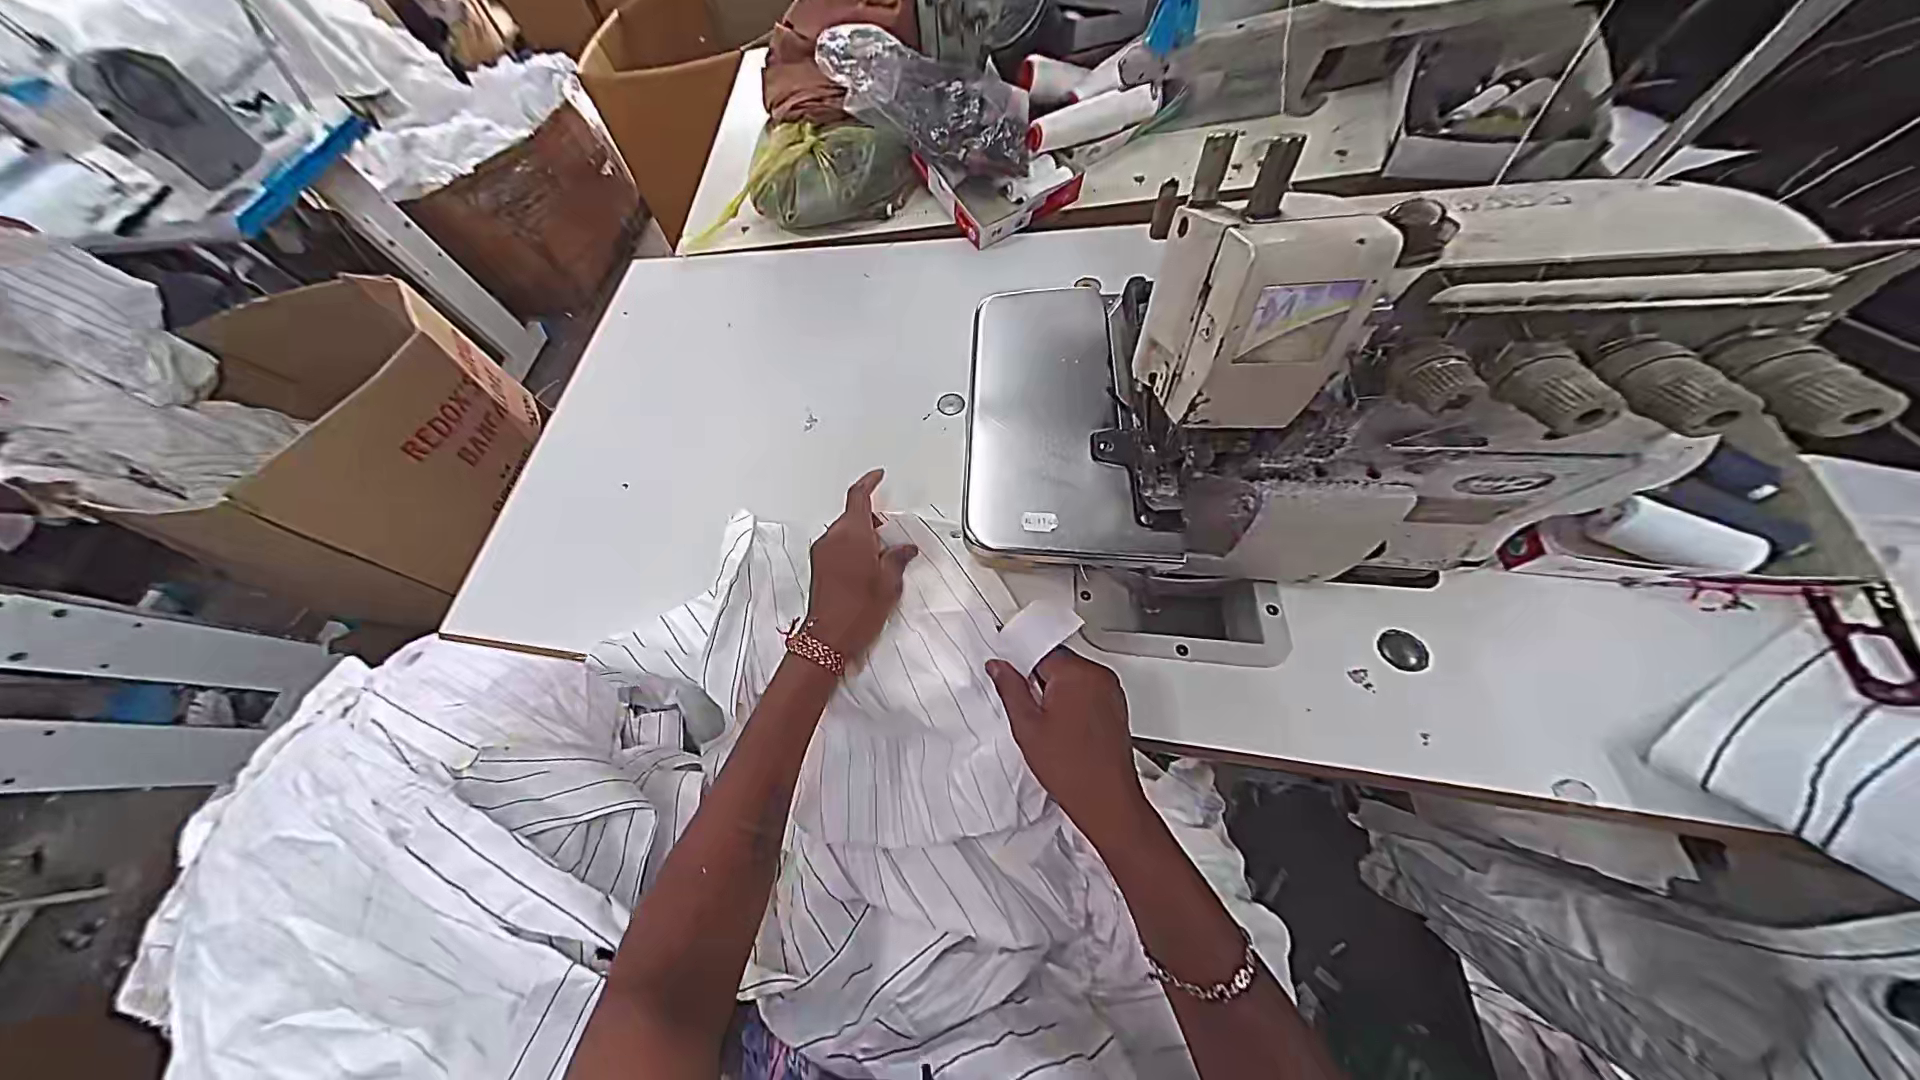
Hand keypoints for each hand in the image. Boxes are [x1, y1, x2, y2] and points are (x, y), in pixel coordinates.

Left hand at [805, 469, 917, 658]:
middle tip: (891, 534)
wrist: (829, 638)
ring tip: (882, 557)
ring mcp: (822, 552)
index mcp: (852, 534)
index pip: (858, 496)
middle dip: (872, 519)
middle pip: (852, 515)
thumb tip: (904, 550)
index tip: (878, 476)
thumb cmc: (858, 611)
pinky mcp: (818, 566)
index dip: (869, 482)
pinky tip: (867, 568)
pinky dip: (851, 548)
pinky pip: (837, 546)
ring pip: (844, 531)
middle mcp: (833, 538)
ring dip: (862, 535)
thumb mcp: (889, 582)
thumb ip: (897, 558)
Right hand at [986, 648, 1146, 847]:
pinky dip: (1074, 702)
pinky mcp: (1116, 706)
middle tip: (1030, 710)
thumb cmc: (1073, 770)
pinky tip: (1065, 729)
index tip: (1009, 676)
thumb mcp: (1027, 726)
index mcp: (1077, 674)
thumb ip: (1010, 688)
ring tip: (1050, 724)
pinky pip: (1088, 691)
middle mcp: (1099, 676)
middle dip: (1039, 681)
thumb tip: (998, 666)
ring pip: (1073, 677)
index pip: (1041, 651)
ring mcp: (1111, 691)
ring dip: (1057, 692)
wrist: (1107, 801)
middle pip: (1058, 663)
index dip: (1020, 665)